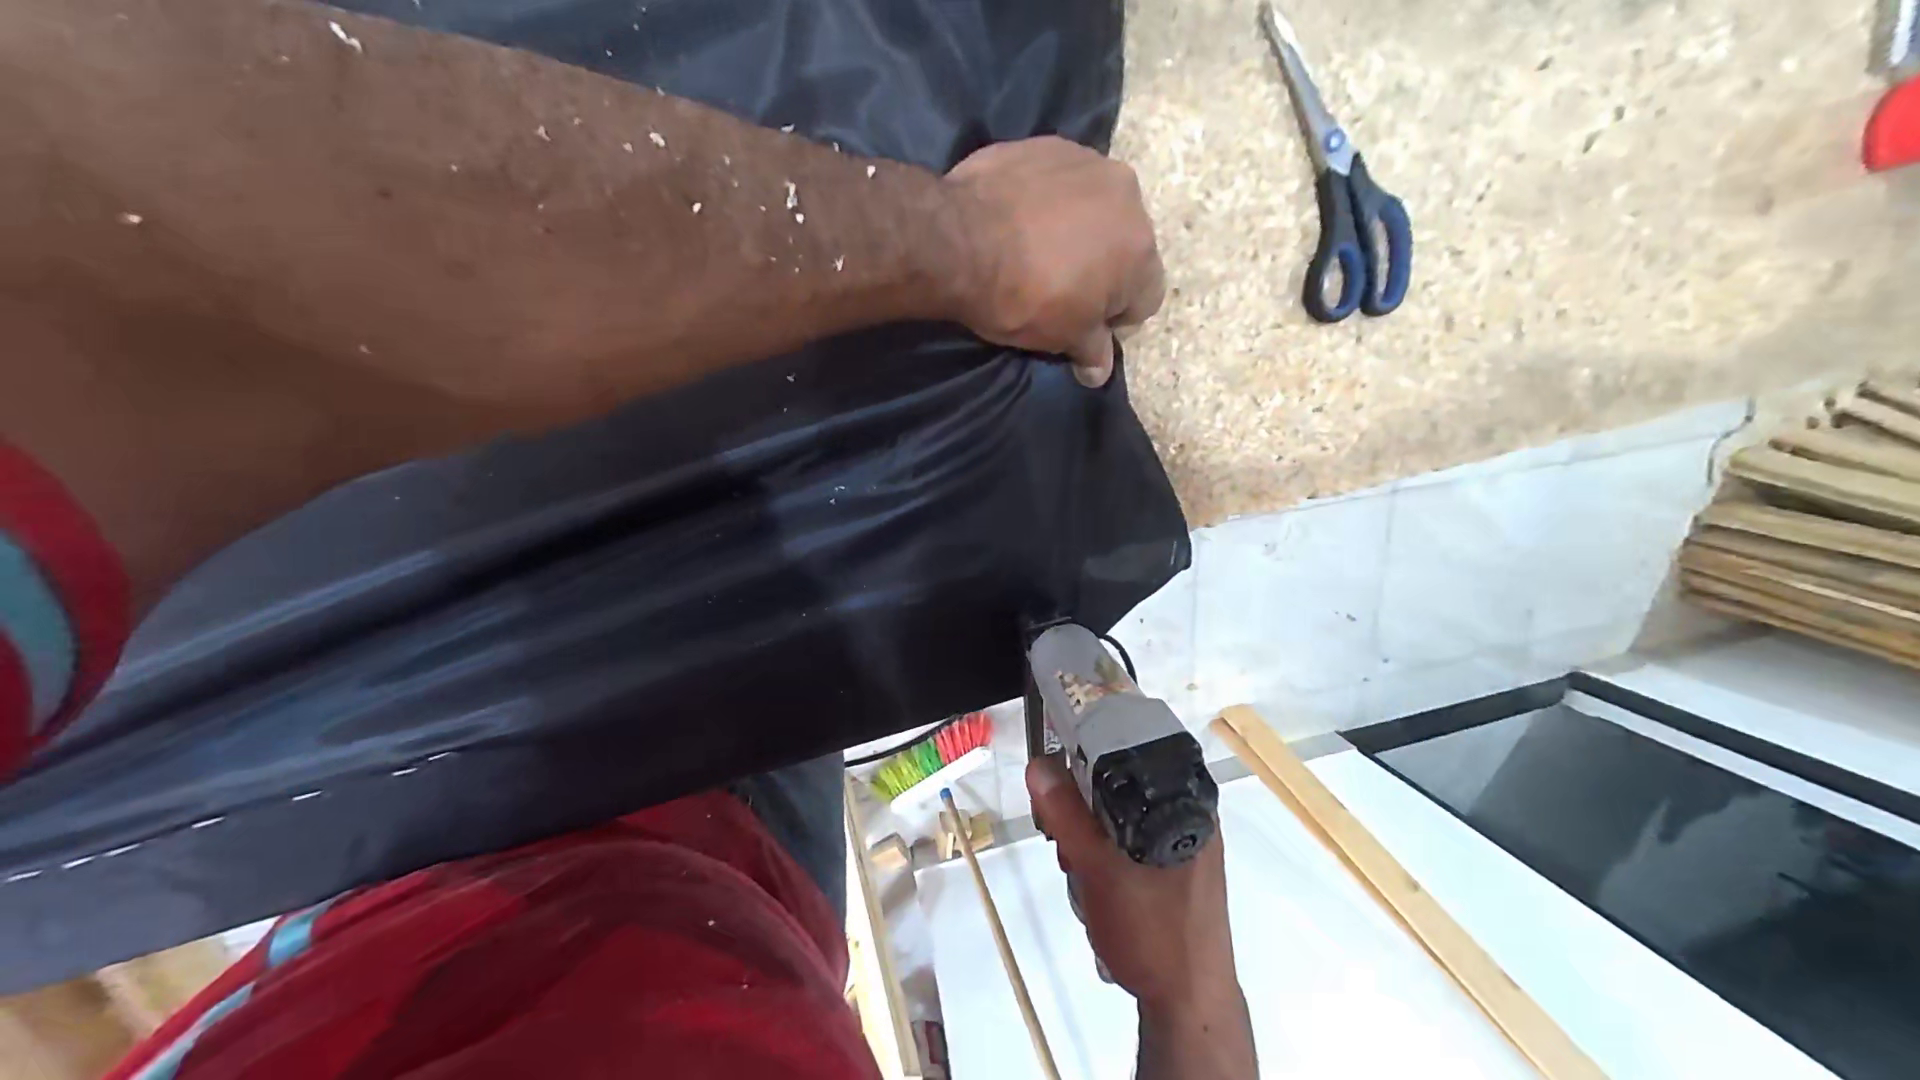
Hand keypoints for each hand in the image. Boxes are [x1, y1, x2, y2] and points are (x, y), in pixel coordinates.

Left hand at [942, 137, 1165, 387]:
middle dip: (1100, 269)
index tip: (1081, 322)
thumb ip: (1091, 351)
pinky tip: (1018, 219)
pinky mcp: (1050, 144)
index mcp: (1141, 251)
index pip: (1144, 298)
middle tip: (1057, 286)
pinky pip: (1061, 182)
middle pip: (1124, 247)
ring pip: (1096, 209)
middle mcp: (1129, 197)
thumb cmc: (1022, 298)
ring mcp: (1090, 162)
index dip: (1114, 318)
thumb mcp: (1061, 337)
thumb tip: (1099, 373)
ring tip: (1035, 249)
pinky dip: (1048, 201)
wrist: (961, 241)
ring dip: (1078, 229)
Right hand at [1025, 755, 1238, 1012]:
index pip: (1132, 751)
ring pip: (1122, 821)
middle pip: (1122, 789)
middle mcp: (1191, 818)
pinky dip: (1107, 860)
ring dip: (1091, 843)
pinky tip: (1098, 891)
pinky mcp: (1176, 874)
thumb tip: (1039, 766)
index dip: (1088, 760)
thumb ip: (1066, 814)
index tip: (1057, 787)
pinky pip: (1131, 847)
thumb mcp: (1098, 866)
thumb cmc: (1151, 931)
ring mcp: (1184, 849)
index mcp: (1187, 802)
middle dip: (1083, 815)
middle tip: (1069, 847)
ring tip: (1083, 877)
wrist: (1188, 1006)